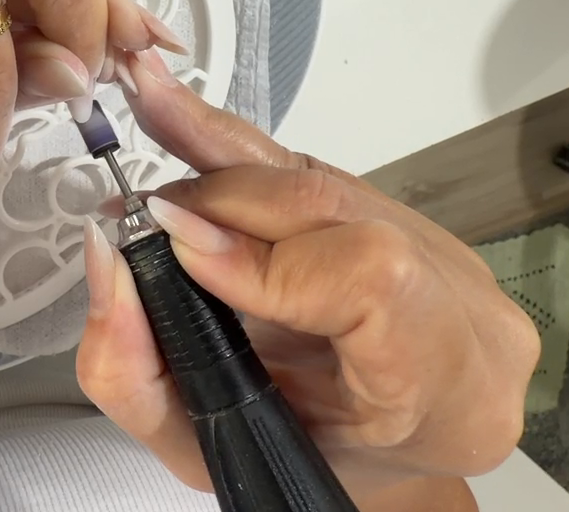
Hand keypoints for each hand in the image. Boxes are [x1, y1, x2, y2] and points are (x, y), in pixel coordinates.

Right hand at [77, 51, 538, 502]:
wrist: (353, 447)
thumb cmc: (290, 460)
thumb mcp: (198, 451)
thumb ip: (130, 371)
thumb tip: (108, 256)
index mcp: (444, 394)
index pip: (371, 281)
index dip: (263, 257)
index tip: (177, 246)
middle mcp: (460, 307)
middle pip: (330, 204)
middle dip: (215, 196)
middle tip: (141, 207)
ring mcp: (436, 248)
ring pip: (310, 171)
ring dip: (213, 148)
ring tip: (149, 108)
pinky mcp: (393, 210)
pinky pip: (302, 161)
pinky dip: (227, 141)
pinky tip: (178, 113)